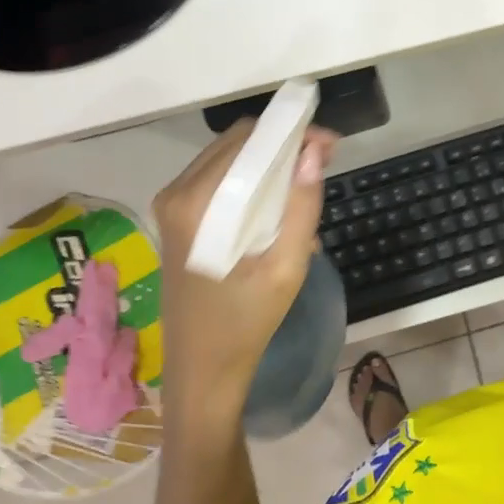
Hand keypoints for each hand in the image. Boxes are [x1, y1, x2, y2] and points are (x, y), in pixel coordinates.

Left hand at [152, 119, 339, 417]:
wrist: (202, 371)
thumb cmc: (246, 323)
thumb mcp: (286, 267)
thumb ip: (301, 206)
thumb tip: (313, 151)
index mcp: (196, 202)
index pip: (248, 138)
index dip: (292, 132)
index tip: (331, 145)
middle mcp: (176, 193)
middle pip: (236, 143)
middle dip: (283, 144)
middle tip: (324, 162)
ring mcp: (172, 206)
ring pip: (229, 159)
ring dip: (268, 162)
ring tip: (305, 186)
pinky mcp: (177, 219)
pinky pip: (219, 180)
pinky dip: (252, 181)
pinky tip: (276, 208)